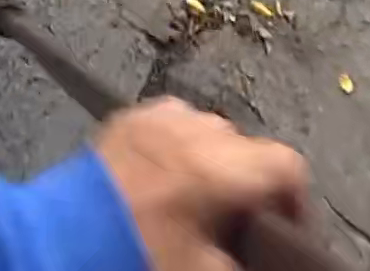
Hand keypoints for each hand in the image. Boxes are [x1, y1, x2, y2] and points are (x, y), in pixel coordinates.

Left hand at [95, 98, 310, 270]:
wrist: (76, 227)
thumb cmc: (147, 247)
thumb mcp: (213, 268)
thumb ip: (248, 256)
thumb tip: (259, 251)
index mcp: (216, 163)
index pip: (285, 162)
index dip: (294, 198)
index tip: (283, 226)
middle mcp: (187, 127)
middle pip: (243, 143)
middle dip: (249, 177)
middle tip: (238, 217)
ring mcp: (152, 114)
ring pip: (205, 125)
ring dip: (213, 155)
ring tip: (202, 194)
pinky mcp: (125, 113)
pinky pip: (168, 119)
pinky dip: (178, 140)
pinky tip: (168, 171)